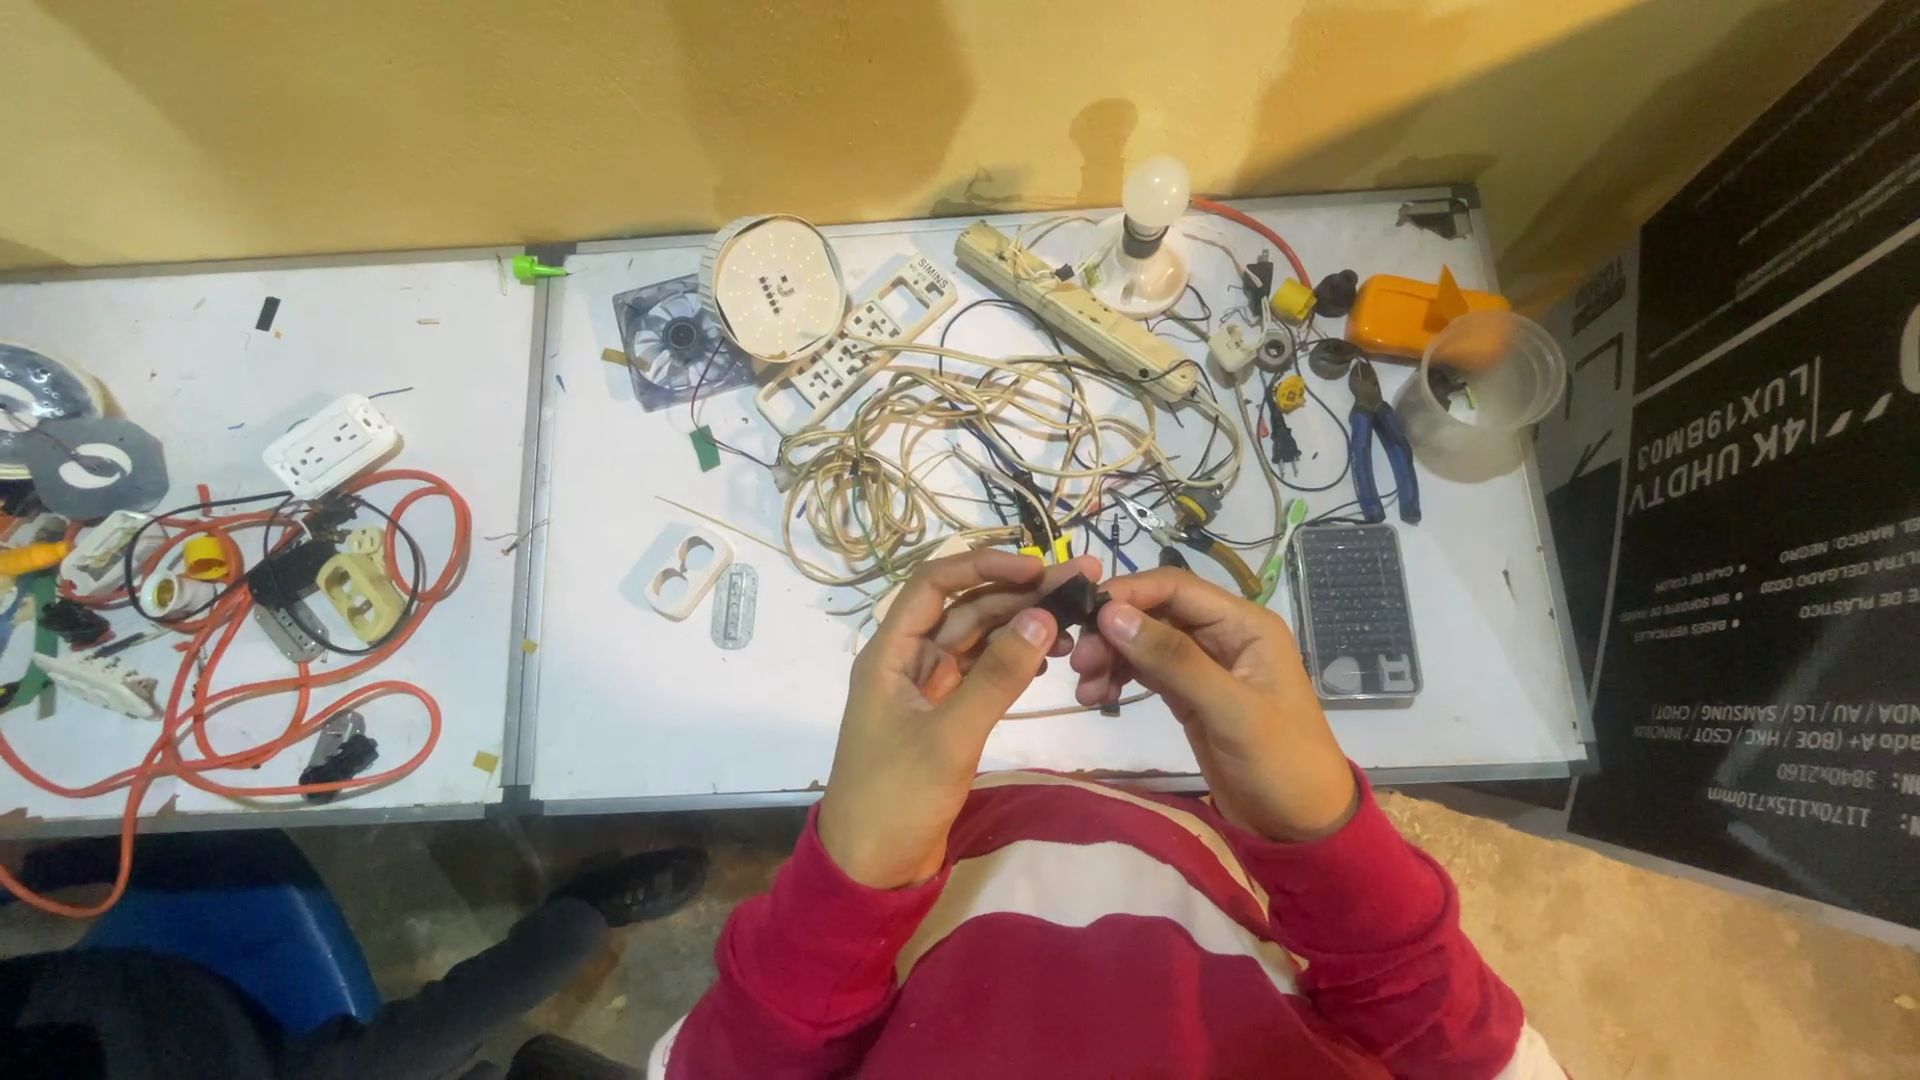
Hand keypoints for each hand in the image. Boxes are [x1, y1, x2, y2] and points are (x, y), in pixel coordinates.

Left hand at [818, 549, 1102, 888]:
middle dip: (1018, 593)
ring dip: (1020, 627)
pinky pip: (981, 672)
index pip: (935, 583)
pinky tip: (1046, 660)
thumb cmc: (897, 799)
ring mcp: (927, 687)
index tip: (1038, 569)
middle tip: (1080, 585)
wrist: (871, 870)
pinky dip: (1012, 662)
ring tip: (1074, 623)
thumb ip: (997, 676)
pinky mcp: (945, 714)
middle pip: (966, 607)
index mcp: (891, 651)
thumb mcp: (949, 737)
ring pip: (978, 639)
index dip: (984, 566)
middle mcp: (908, 659)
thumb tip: (1043, 616)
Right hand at [1069, 568, 1356, 841]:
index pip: (1175, 587)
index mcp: (1244, 624)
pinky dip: (1118, 678)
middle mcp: (1222, 634)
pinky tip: (1098, 698)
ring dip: (1110, 657)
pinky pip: (1144, 670)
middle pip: (1153, 612)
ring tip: (1085, 688)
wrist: (1301, 826)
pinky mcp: (1187, 693)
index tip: (1084, 616)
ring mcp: (1203, 664)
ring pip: (1143, 641)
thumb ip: (1173, 660)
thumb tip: (1110, 614)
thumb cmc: (1281, 762)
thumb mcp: (1230, 710)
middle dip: (1112, 631)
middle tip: (1078, 662)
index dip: (1128, 594)